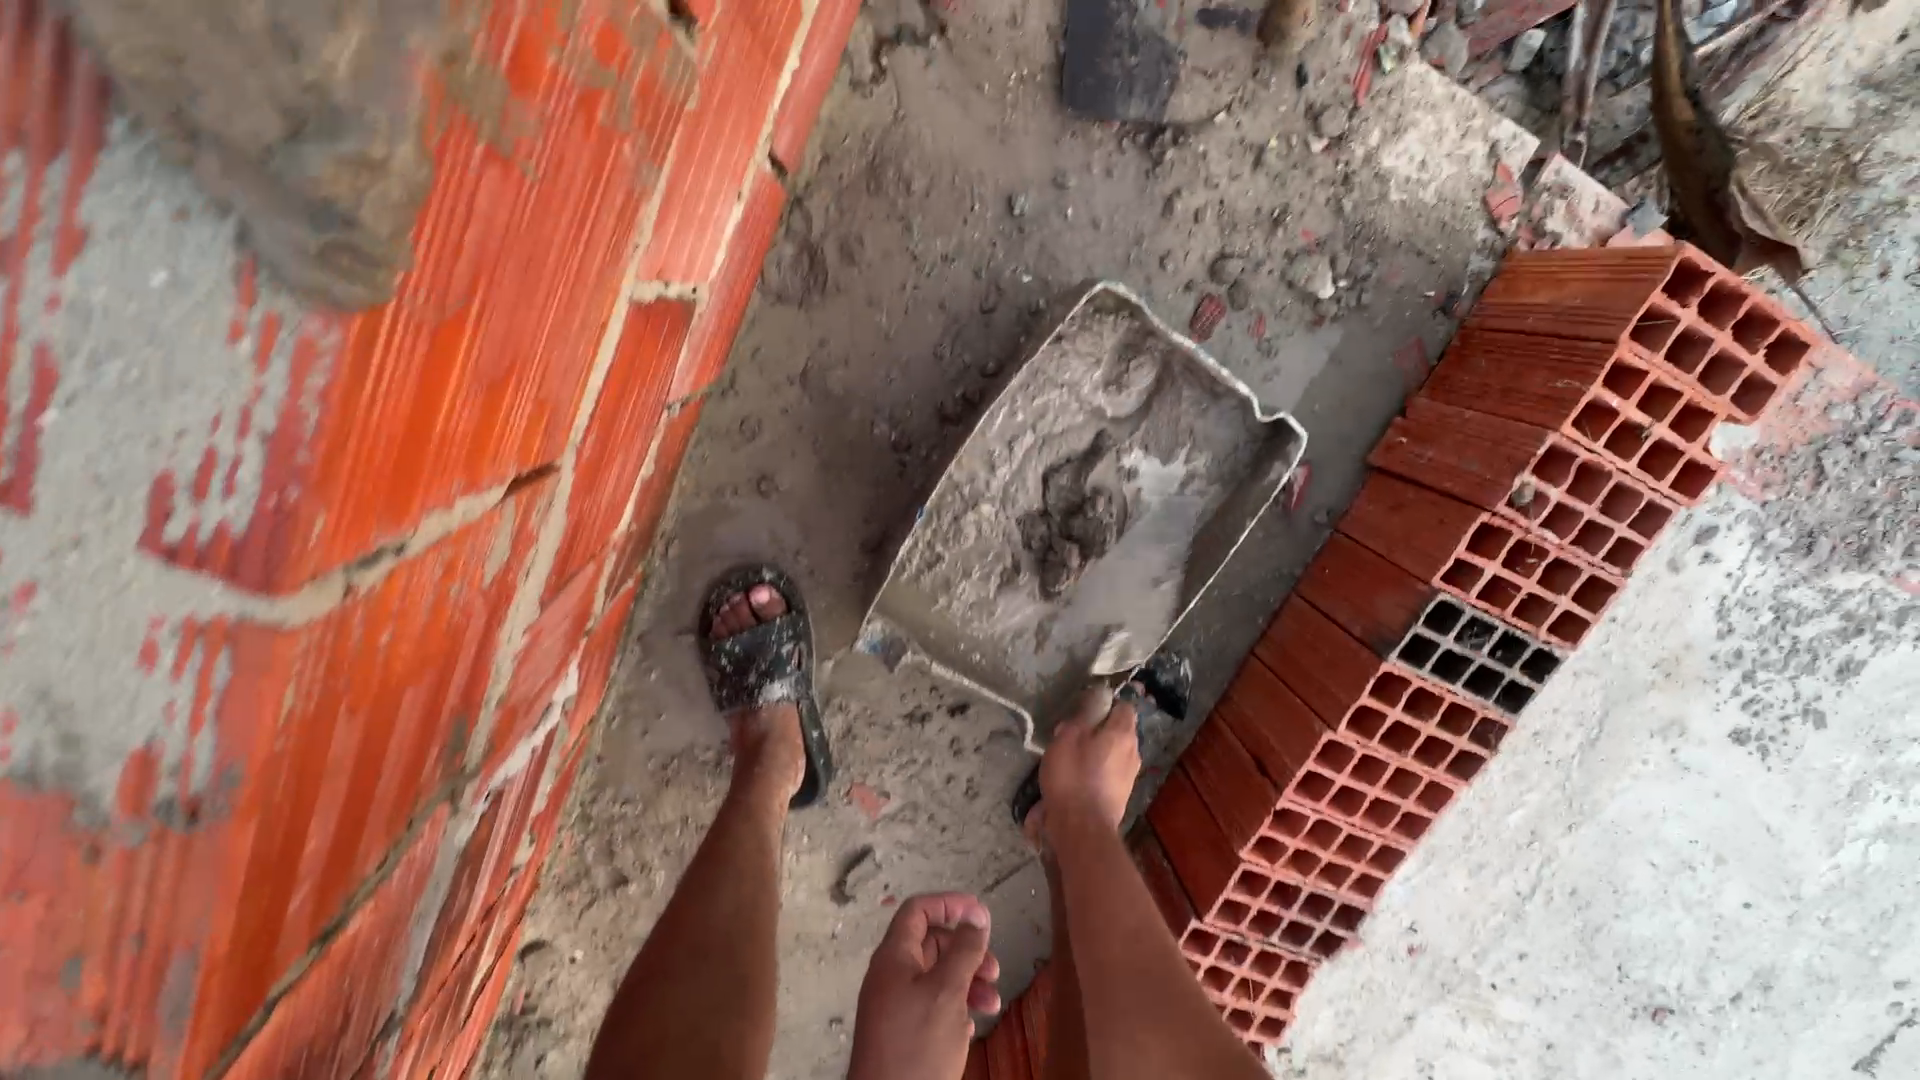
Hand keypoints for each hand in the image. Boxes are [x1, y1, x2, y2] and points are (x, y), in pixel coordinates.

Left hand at [849, 893, 1000, 1079]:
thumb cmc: (917, 1045)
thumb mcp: (947, 992)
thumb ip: (964, 950)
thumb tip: (976, 914)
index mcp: (894, 956)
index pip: (918, 910)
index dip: (949, 904)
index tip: (980, 914)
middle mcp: (891, 975)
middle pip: (932, 944)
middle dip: (967, 951)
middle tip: (994, 969)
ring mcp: (895, 1005)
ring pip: (937, 977)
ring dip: (968, 982)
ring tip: (992, 1002)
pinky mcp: (903, 1032)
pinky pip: (933, 1005)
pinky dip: (956, 1007)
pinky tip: (972, 1025)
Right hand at [1039, 685, 1140, 833]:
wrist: (1082, 828)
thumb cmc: (1073, 776)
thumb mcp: (1068, 737)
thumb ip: (1082, 716)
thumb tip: (1094, 699)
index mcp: (1123, 734)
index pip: (1124, 706)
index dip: (1106, 703)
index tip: (1085, 709)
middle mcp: (1133, 753)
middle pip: (1119, 731)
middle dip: (1098, 729)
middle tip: (1071, 734)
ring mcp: (1129, 776)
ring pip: (1113, 753)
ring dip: (1096, 751)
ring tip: (1070, 758)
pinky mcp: (1121, 796)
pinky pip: (1109, 773)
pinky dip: (1096, 771)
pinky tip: (1076, 779)